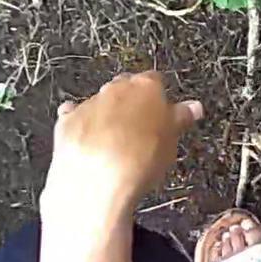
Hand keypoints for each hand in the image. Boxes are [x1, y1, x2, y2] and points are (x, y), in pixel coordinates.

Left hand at [41, 72, 203, 232]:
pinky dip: (81, 127)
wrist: (97, 181)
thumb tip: (194, 107)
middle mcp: (115, 89)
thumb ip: (181, 118)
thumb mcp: (172, 141)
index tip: (161, 113)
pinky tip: (88, 143)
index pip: (155, 80)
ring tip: (115, 146)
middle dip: (132, 105)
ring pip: (101, 104)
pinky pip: (73, 117)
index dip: (159, 98)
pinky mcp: (66, 122)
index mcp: (146, 87)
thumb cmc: (140, 160)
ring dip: (107, 118)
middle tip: (140, 130)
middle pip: (126, 89)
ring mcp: (89, 104)